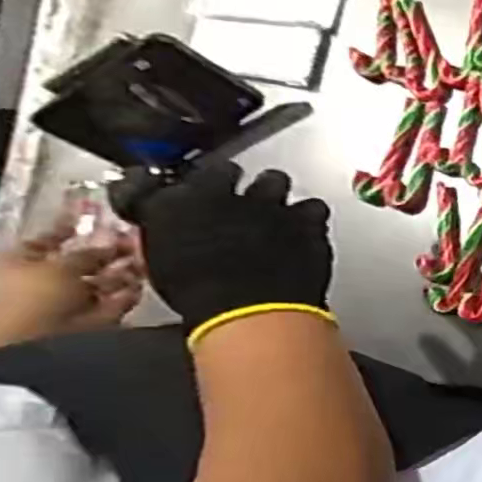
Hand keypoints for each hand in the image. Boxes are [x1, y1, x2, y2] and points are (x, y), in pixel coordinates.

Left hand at [0, 220, 143, 348]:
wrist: (45, 343)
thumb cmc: (38, 297)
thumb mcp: (61, 265)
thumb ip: (90, 252)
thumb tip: (111, 239)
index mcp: (21, 263)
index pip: (47, 240)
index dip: (68, 229)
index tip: (92, 217)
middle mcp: (46, 281)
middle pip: (82, 262)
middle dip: (107, 252)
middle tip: (133, 240)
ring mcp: (72, 303)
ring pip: (103, 281)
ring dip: (123, 272)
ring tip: (145, 260)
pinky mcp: (97, 320)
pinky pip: (117, 301)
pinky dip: (128, 293)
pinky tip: (141, 284)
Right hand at [133, 162, 332, 329]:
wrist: (252, 310)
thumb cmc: (205, 298)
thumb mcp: (167, 265)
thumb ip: (173, 236)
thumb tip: (182, 236)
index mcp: (175, 203)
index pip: (180, 178)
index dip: (200, 187)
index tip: (208, 194)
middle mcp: (222, 195)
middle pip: (229, 171)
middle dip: (233, 185)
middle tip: (245, 204)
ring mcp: (268, 205)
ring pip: (275, 180)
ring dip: (275, 194)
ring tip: (277, 211)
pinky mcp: (306, 220)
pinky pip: (314, 207)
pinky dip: (311, 217)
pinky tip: (309, 229)